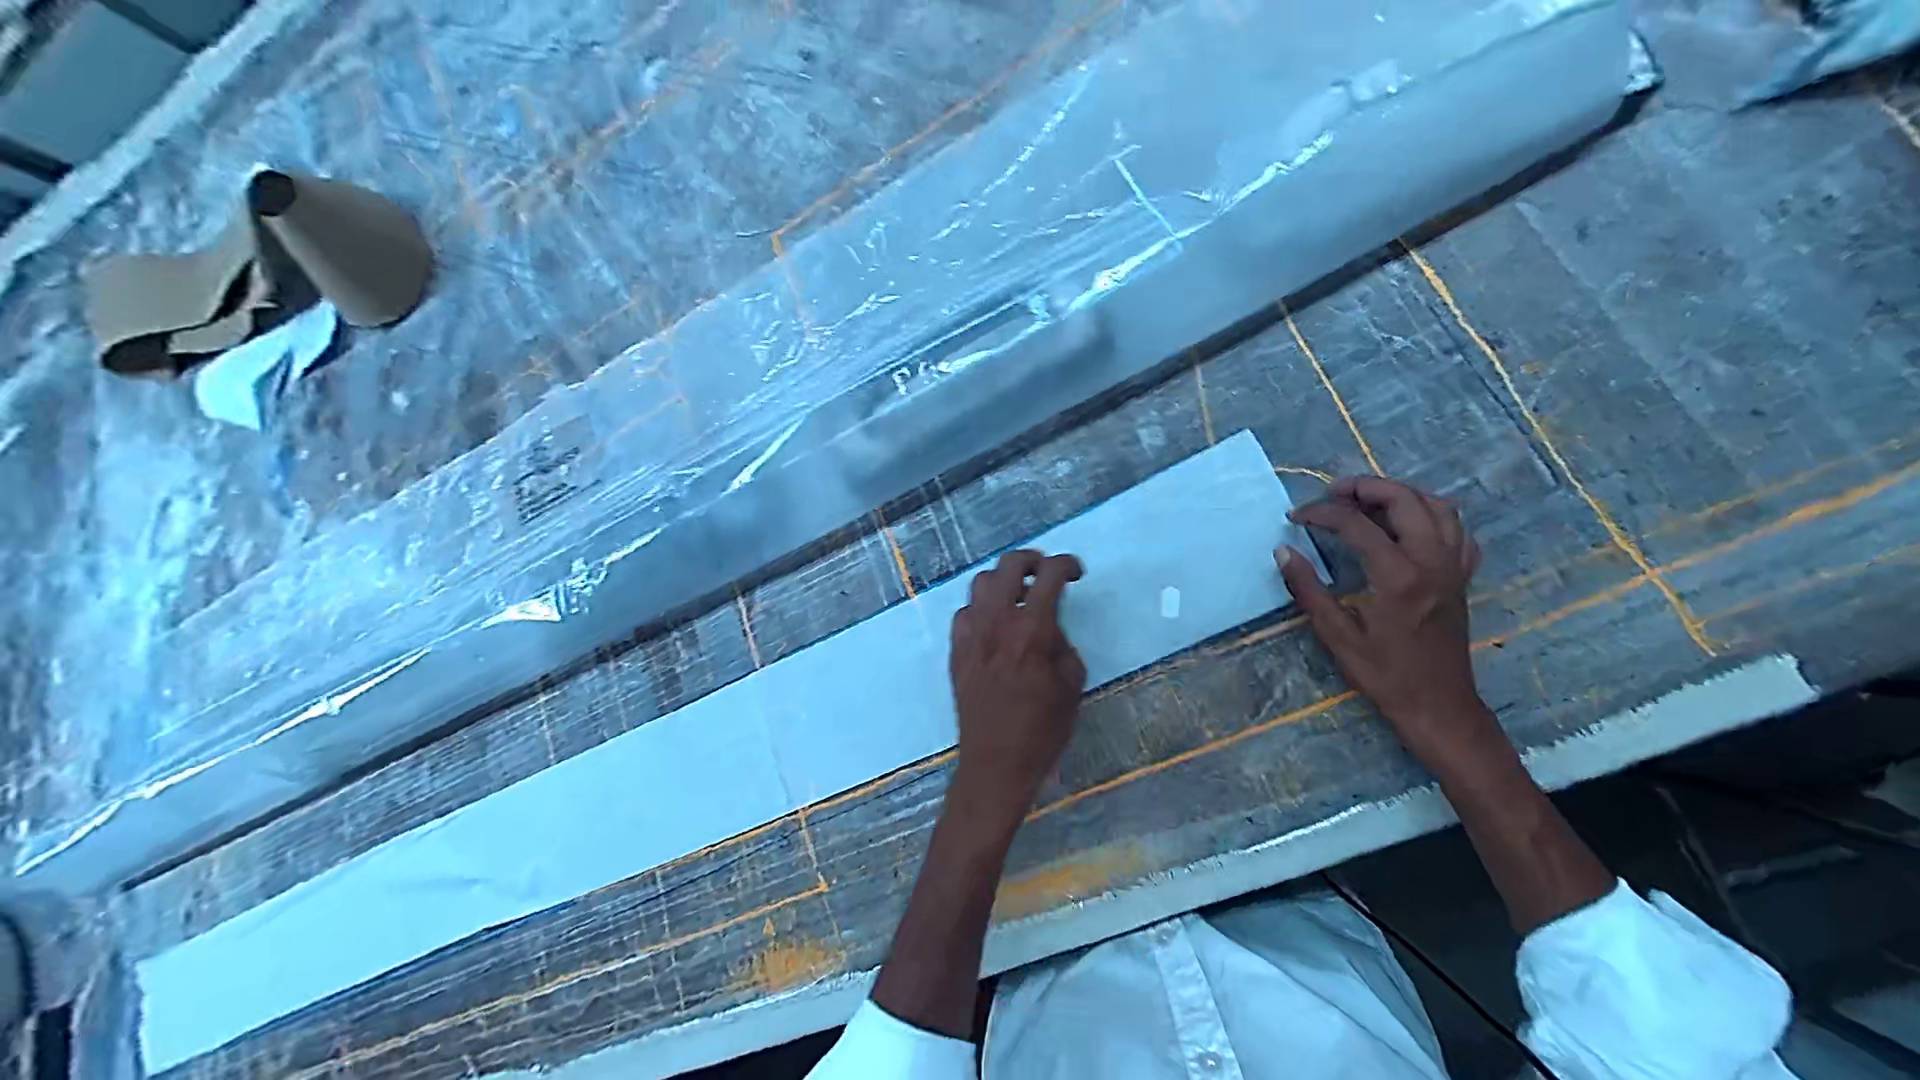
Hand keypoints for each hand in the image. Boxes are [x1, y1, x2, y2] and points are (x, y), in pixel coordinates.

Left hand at [948, 550, 1086, 823]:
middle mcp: (997, 622)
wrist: (996, 763)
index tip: (1076, 573)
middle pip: (1009, 565)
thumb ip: (1063, 647)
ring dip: (1004, 581)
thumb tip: (1050, 631)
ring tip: (1019, 596)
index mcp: (1032, 630)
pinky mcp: (956, 650)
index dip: (1066, 564)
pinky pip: (966, 612)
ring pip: (982, 583)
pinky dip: (982, 608)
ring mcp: (971, 634)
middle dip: (1033, 560)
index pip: (1050, 576)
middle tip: (1046, 572)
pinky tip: (993, 625)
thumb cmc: (1042, 730)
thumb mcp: (1071, 686)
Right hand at [1276, 476, 1495, 772]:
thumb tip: (1283, 551)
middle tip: (1333, 492)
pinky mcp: (1462, 577)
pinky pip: (1457, 530)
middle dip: (1365, 487)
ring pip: (1437, 507)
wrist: (1437, 703)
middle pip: (1404, 500)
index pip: (1356, 524)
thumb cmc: (1383, 673)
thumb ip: (1308, 589)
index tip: (1297, 517)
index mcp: (1397, 576)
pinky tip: (1408, 524)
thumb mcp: (1335, 634)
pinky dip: (1432, 515)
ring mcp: (1453, 567)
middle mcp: (1431, 562)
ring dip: (1400, 494)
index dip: (1321, 513)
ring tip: (1367, 499)